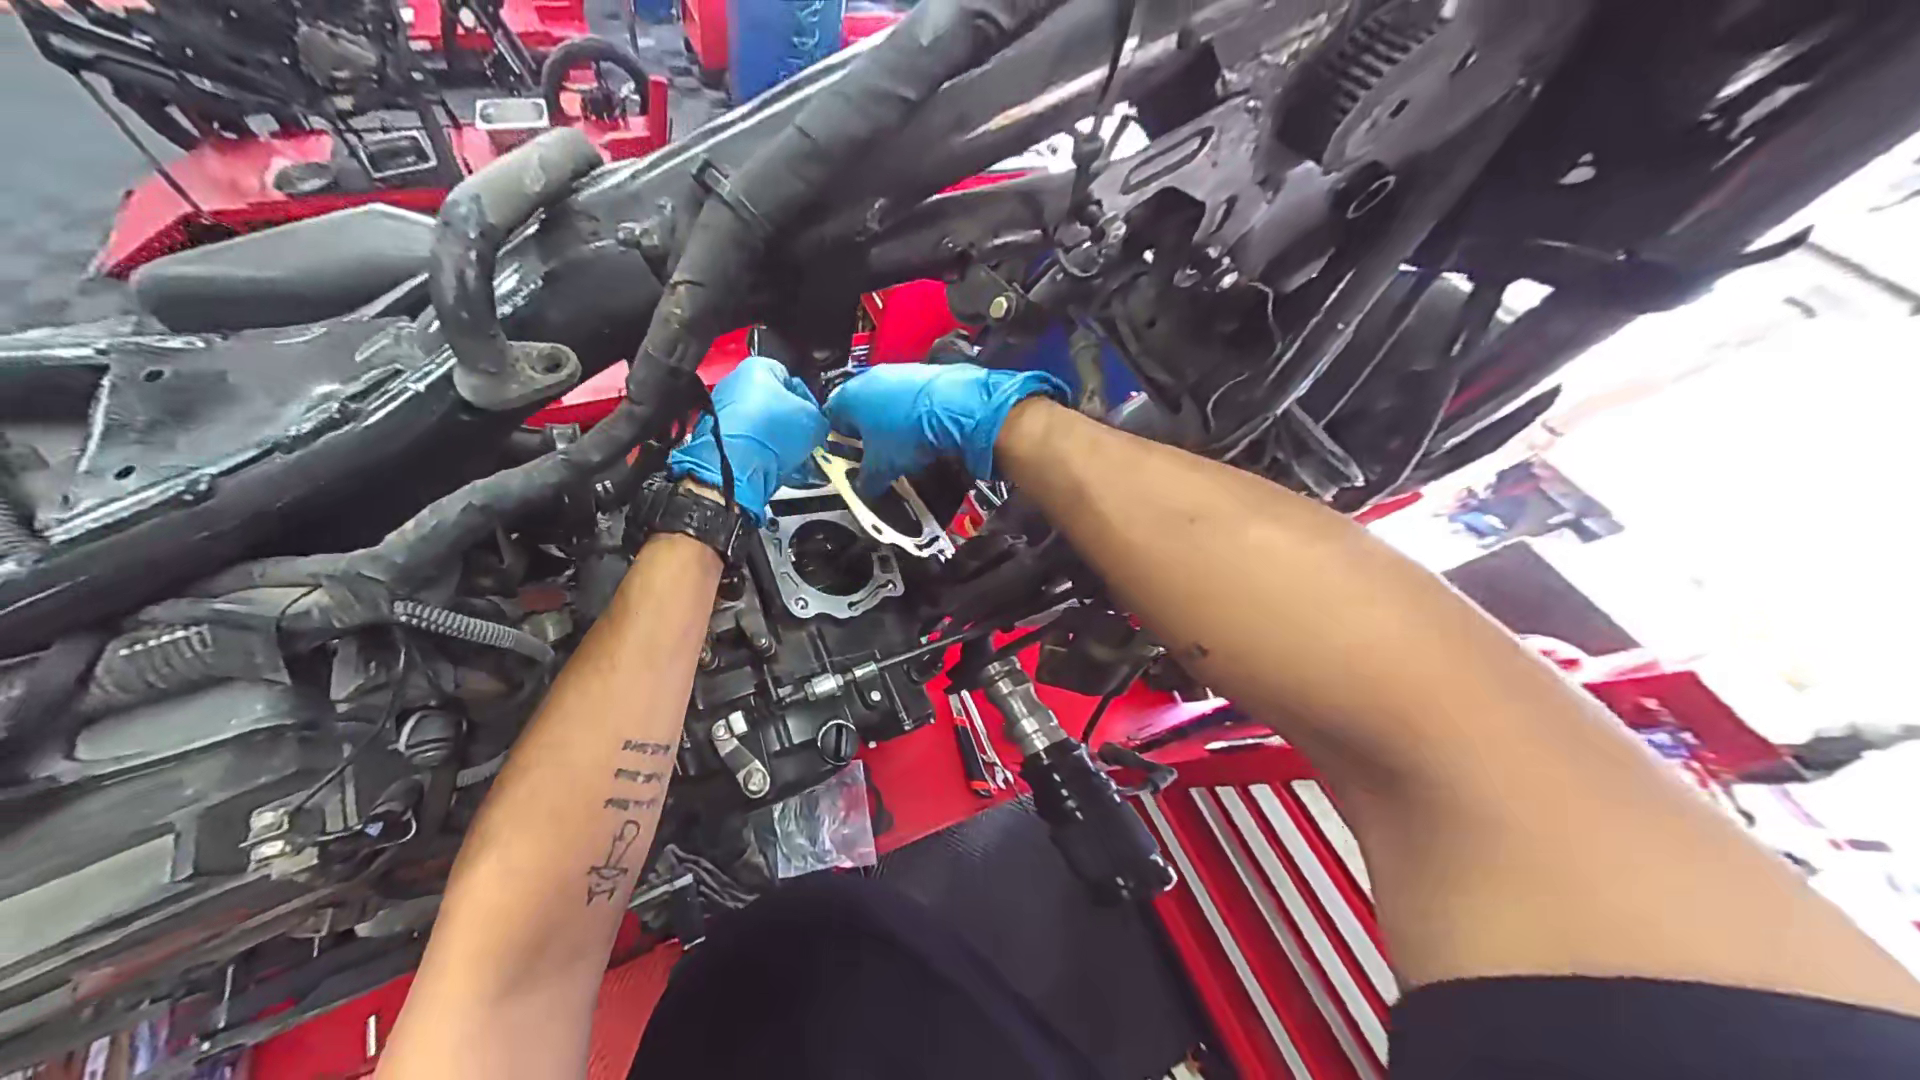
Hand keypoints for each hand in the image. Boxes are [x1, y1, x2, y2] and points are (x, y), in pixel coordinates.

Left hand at [668, 355, 827, 522]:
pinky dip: (758, 450)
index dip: (808, 401)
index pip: (792, 379)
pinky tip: (770, 462)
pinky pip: (746, 439)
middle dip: (789, 420)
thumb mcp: (814, 421)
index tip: (814, 418)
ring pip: (760, 422)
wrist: (734, 469)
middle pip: (774, 401)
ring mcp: (720, 408)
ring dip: (774, 437)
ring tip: (787, 455)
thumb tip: (818, 422)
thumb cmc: (769, 436)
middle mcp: (733, 381)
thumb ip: (820, 415)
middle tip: (803, 438)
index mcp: (757, 366)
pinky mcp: (713, 433)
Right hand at [822, 363, 1066, 494]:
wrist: (956, 407)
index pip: (831, 421)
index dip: (839, 445)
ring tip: (904, 450)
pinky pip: (910, 400)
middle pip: (860, 412)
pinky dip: (913, 417)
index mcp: (848, 397)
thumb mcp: (881, 467)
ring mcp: (898, 372)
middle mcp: (869, 378)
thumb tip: (865, 490)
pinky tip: (925, 434)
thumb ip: (866, 481)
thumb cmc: (907, 432)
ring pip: (886, 405)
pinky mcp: (924, 374)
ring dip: (891, 426)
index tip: (849, 461)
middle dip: (867, 437)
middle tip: (877, 459)